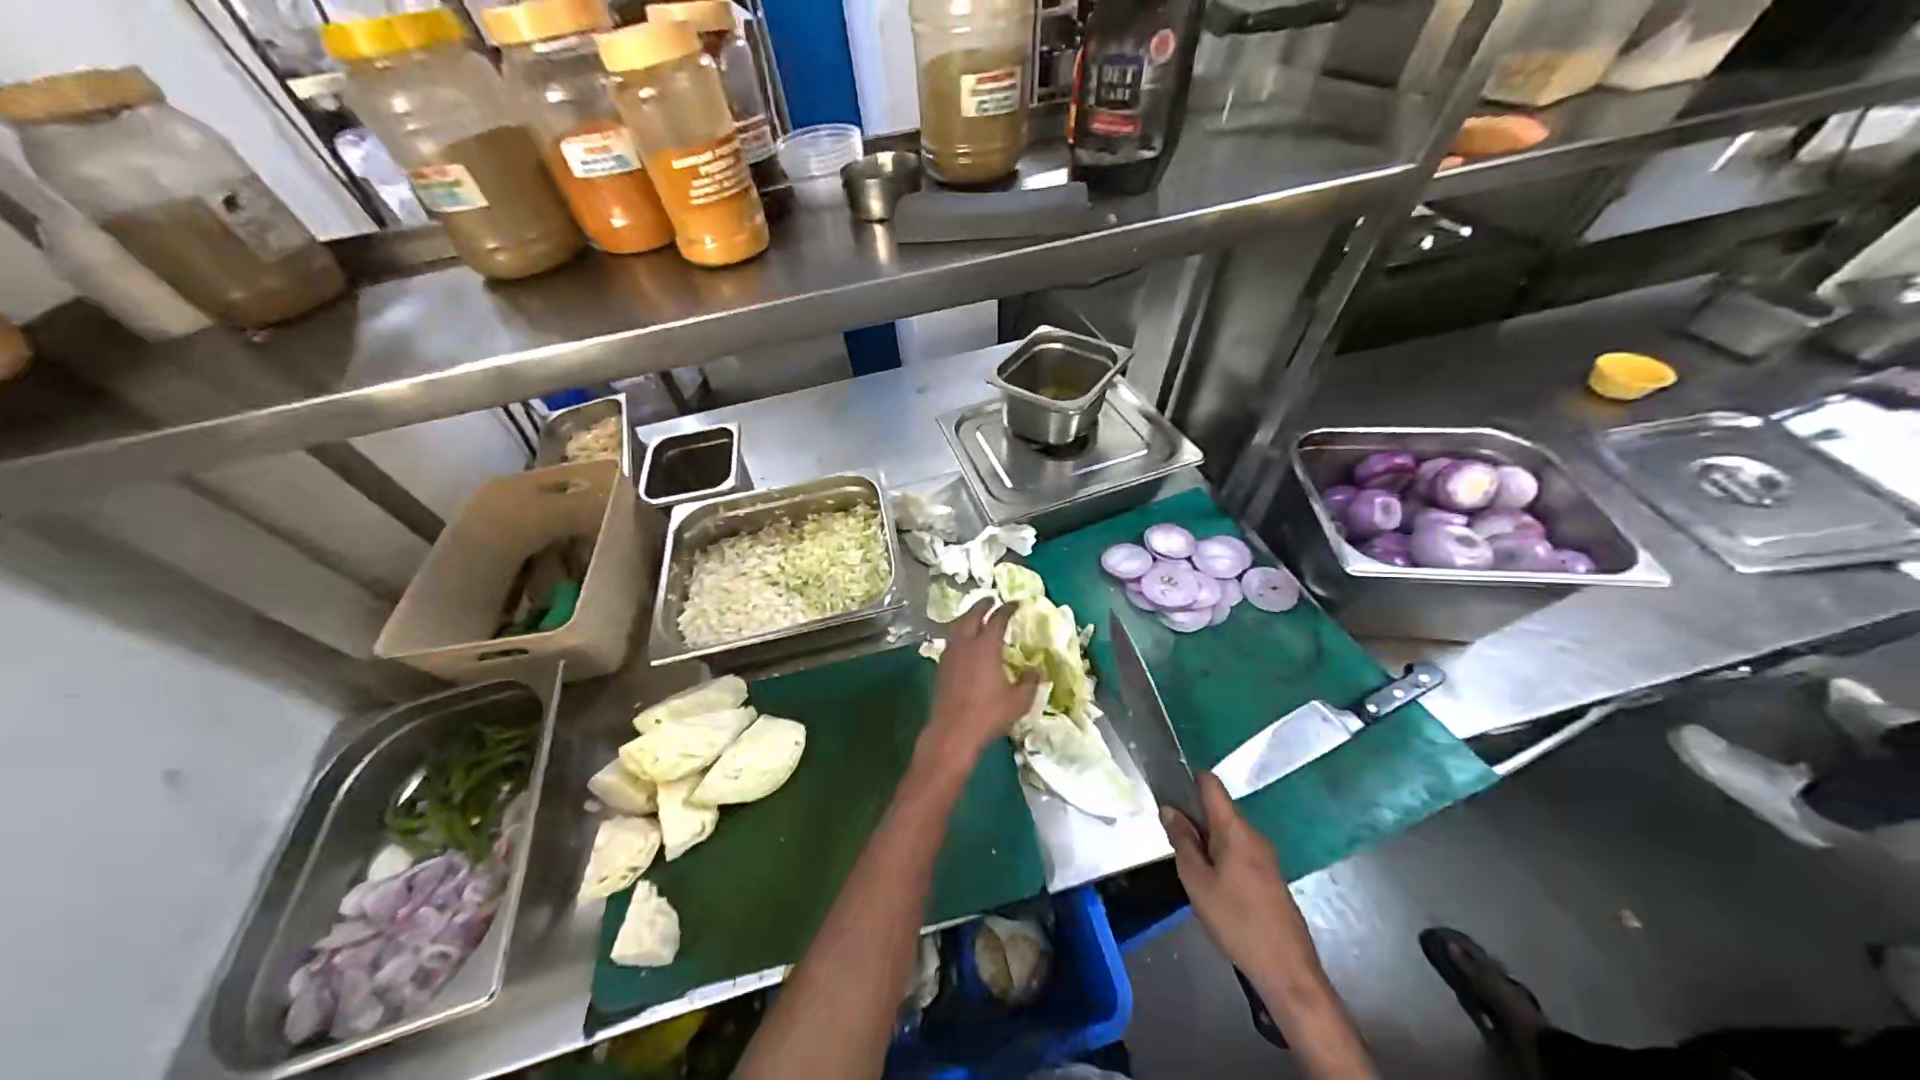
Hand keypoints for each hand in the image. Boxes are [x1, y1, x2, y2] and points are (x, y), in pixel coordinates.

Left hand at [920, 600, 1041, 765]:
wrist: (952, 732)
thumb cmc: (988, 714)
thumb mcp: (1019, 701)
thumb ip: (1030, 683)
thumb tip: (1037, 670)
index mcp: (986, 646)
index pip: (997, 619)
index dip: (1007, 609)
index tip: (1015, 604)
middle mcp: (965, 644)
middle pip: (972, 615)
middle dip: (982, 605)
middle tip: (991, 599)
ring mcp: (950, 654)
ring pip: (957, 626)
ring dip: (968, 617)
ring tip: (976, 616)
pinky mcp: (941, 667)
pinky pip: (951, 641)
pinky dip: (959, 633)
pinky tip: (964, 642)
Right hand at [1163, 771, 1323, 995]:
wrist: (1286, 969)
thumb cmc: (1236, 920)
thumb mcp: (1196, 880)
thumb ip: (1182, 841)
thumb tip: (1170, 810)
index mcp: (1235, 829)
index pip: (1211, 785)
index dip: (1188, 780)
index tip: (1168, 790)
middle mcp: (1253, 835)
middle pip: (1218, 810)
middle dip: (1193, 816)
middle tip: (1169, 838)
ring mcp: (1265, 856)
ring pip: (1227, 833)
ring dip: (1205, 839)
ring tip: (1185, 863)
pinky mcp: (1269, 876)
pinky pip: (1238, 851)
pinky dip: (1220, 855)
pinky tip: (1209, 881)